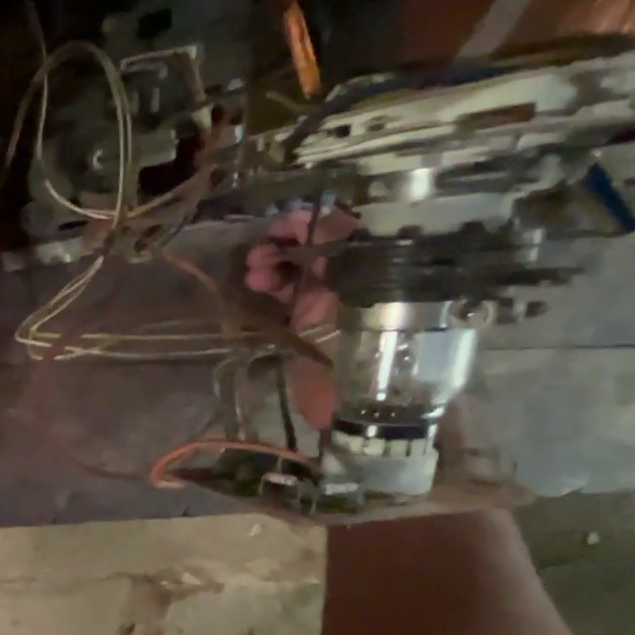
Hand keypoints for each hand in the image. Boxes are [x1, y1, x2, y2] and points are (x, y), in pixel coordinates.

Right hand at [243, 208, 359, 426]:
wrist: (354, 412)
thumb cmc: (375, 362)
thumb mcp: (370, 306)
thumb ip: (354, 265)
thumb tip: (329, 226)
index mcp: (383, 275)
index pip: (352, 233)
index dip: (321, 222)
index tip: (289, 223)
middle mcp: (356, 282)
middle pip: (321, 246)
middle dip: (291, 240)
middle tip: (264, 246)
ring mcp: (327, 302)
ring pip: (296, 267)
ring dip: (272, 261)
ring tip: (254, 272)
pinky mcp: (301, 323)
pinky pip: (281, 293)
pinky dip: (265, 283)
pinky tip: (252, 284)